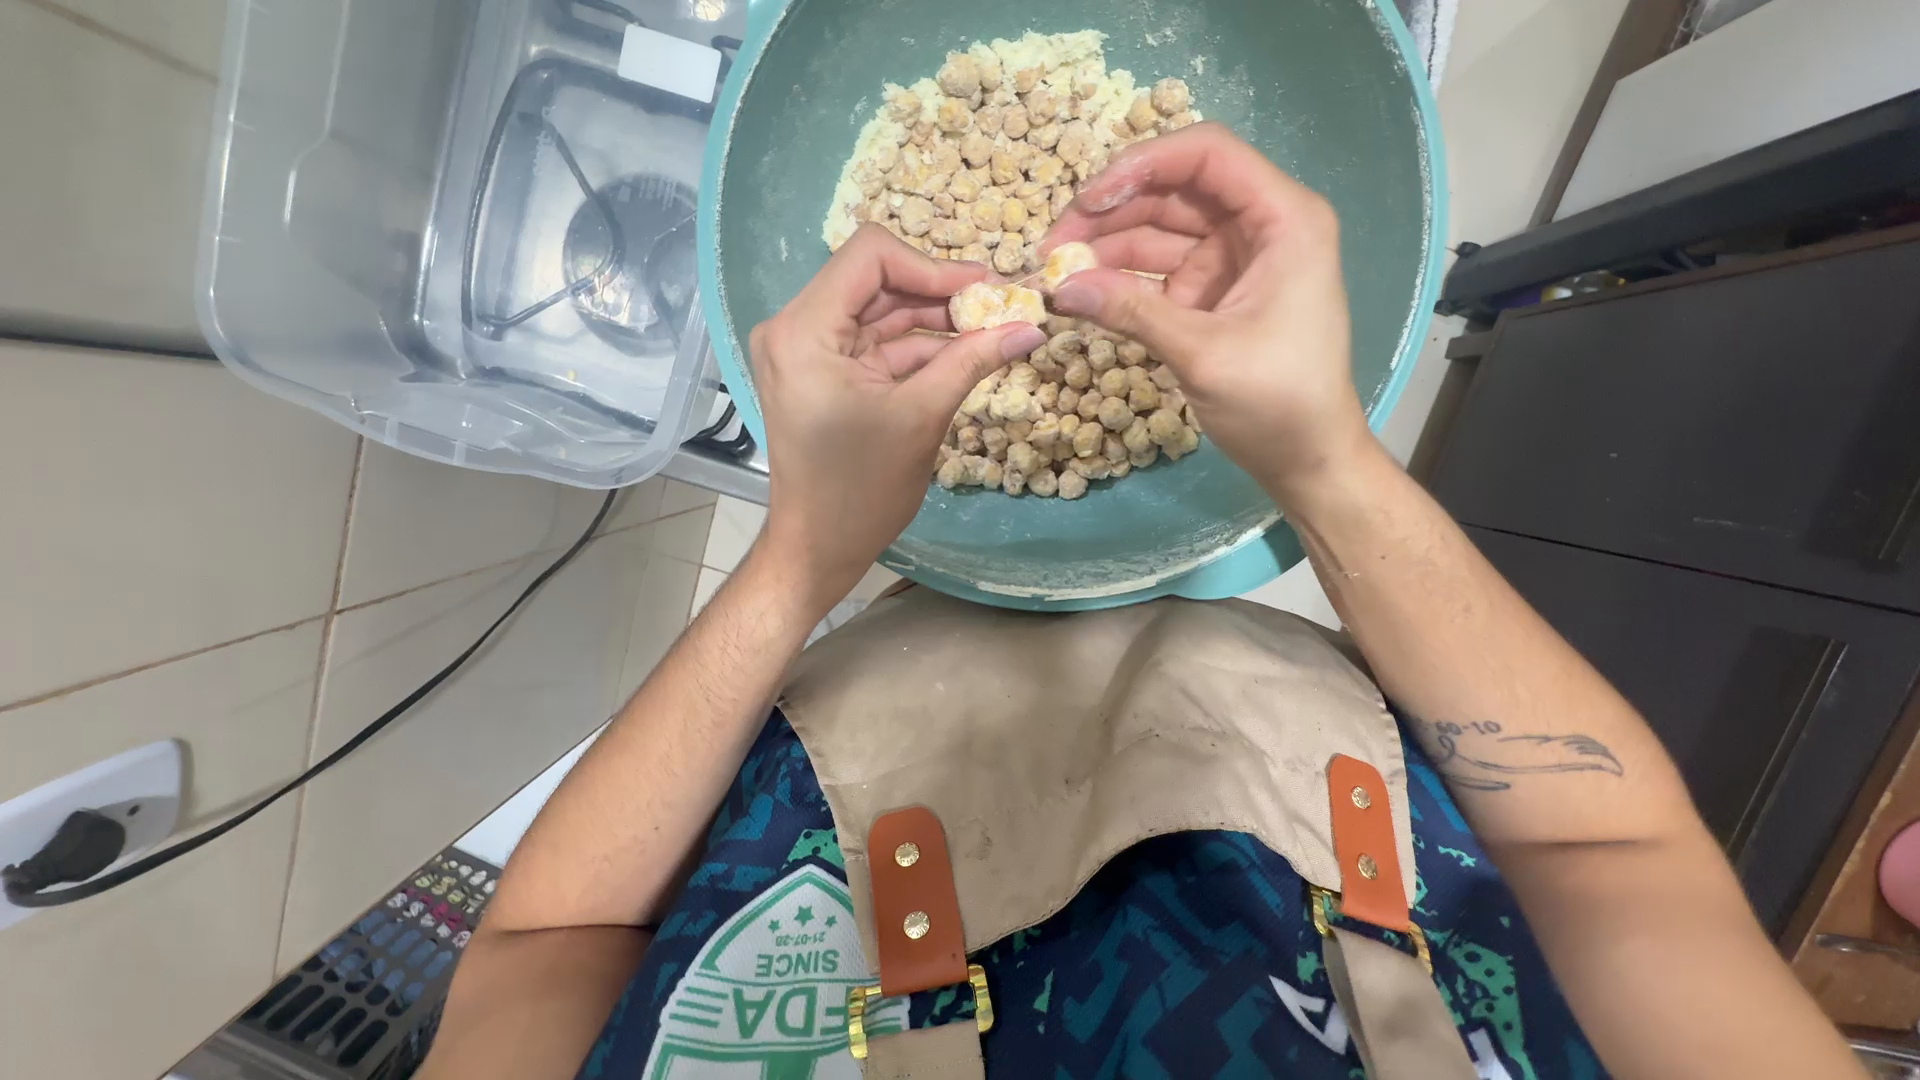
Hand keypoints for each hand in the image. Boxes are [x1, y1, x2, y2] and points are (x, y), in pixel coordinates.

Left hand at [749, 225, 1046, 611]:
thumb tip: (1031, 327)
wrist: (818, 546)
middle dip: (938, 294)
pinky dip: (916, 348)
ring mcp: (806, 350)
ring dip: (932, 321)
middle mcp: (795, 328)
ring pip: (879, 311)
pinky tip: (963, 353)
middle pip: (875, 281)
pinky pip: (874, 343)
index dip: (932, 267)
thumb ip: (973, 361)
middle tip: (997, 308)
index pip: (870, 256)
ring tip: (990, 330)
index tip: (983, 289)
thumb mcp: (922, 417)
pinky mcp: (821, 372)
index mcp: (804, 331)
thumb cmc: (862, 490)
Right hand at [1042, 123, 1373, 500]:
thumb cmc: (1277, 401)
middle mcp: (1257, 227)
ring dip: (1107, 247)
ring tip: (1056, 272)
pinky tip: (1082, 292)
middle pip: (1175, 192)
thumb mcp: (1203, 353)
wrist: (1306, 457)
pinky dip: (1120, 281)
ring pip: (1159, 231)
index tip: (1087, 199)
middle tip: (1052, 246)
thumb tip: (1060, 288)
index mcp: (1283, 219)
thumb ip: (1133, 313)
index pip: (1208, 156)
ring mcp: (1230, 261)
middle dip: (1112, 212)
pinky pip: (1157, 272)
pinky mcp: (1209, 295)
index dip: (1143, 164)